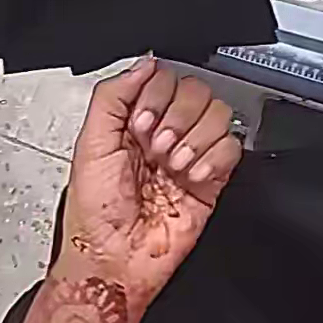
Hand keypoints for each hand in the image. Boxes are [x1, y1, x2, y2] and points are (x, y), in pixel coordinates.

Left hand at [57, 59, 242, 306]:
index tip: (141, 124)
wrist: (115, 260)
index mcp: (133, 120)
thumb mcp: (89, 143)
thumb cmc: (95, 212)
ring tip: (174, 164)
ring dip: (195, 138)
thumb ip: (113, 95)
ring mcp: (189, 153)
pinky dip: (214, 159)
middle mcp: (163, 132)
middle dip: (177, 117)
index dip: (157, 95)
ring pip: (217, 114)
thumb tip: (144, 63)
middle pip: (195, 91)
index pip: (164, 78)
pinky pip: (232, 148)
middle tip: (157, 146)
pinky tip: (192, 176)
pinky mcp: (211, 178)